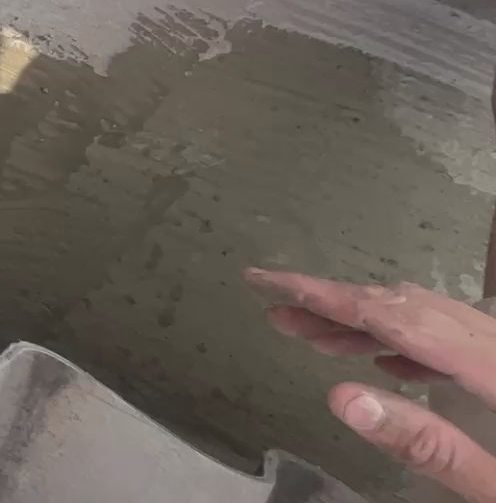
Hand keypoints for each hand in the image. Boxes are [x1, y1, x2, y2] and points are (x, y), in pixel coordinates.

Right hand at [247, 267, 495, 499]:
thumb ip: (432, 446)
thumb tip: (338, 396)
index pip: (396, 315)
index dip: (322, 293)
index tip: (262, 279)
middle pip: (412, 309)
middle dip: (337, 307)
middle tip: (278, 315)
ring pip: (435, 320)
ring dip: (371, 323)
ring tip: (317, 338)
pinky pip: (464, 339)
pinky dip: (413, 340)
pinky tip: (389, 363)